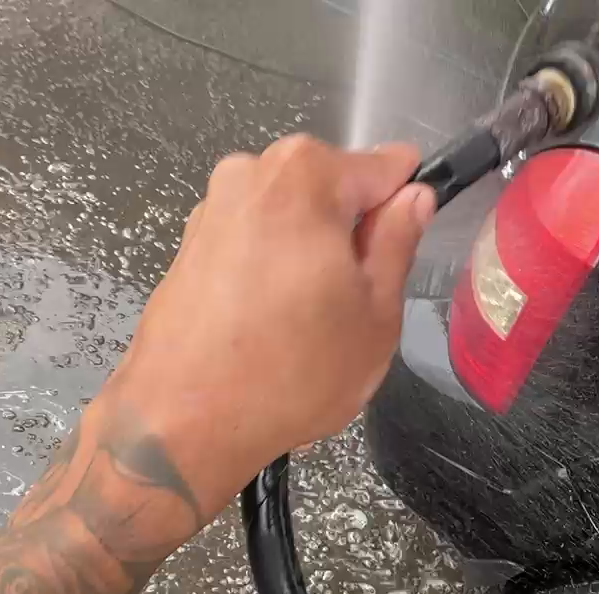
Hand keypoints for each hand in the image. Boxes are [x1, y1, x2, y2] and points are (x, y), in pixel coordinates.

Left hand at [0, 135, 435, 593]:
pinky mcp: (188, 247)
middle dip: (351, 238)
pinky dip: (271, 276)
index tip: (402, 254)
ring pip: (290, 221)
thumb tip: (413, 198)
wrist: (185, 421)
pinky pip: (253, 246)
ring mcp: (212, 209)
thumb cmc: (294, 374)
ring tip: (306, 329)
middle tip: (352, 309)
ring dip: (310, 260)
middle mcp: (251, 174)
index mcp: (307, 177)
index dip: (405, 208)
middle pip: (331, 190)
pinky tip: (268, 331)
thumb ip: (398, 244)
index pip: (385, 167)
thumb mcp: (376, 317)